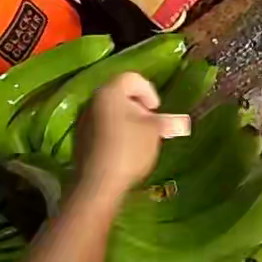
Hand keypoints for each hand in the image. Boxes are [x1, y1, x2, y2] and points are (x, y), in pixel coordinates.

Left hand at [70, 73, 187, 203]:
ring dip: (127, 120)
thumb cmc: (129, 149)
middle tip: (151, 122)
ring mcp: (84, 120)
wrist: (98, 183)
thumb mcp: (154, 131)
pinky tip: (125, 149)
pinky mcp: (81, 139)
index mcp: (110, 92)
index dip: (149, 91)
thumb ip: (166, 122)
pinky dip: (116, 132)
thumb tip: (180, 121)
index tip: (156, 110)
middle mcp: (93, 101)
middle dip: (138, 106)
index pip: (132, 78)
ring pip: (110, 111)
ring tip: (140, 137)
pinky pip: (102, 127)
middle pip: (120, 94)